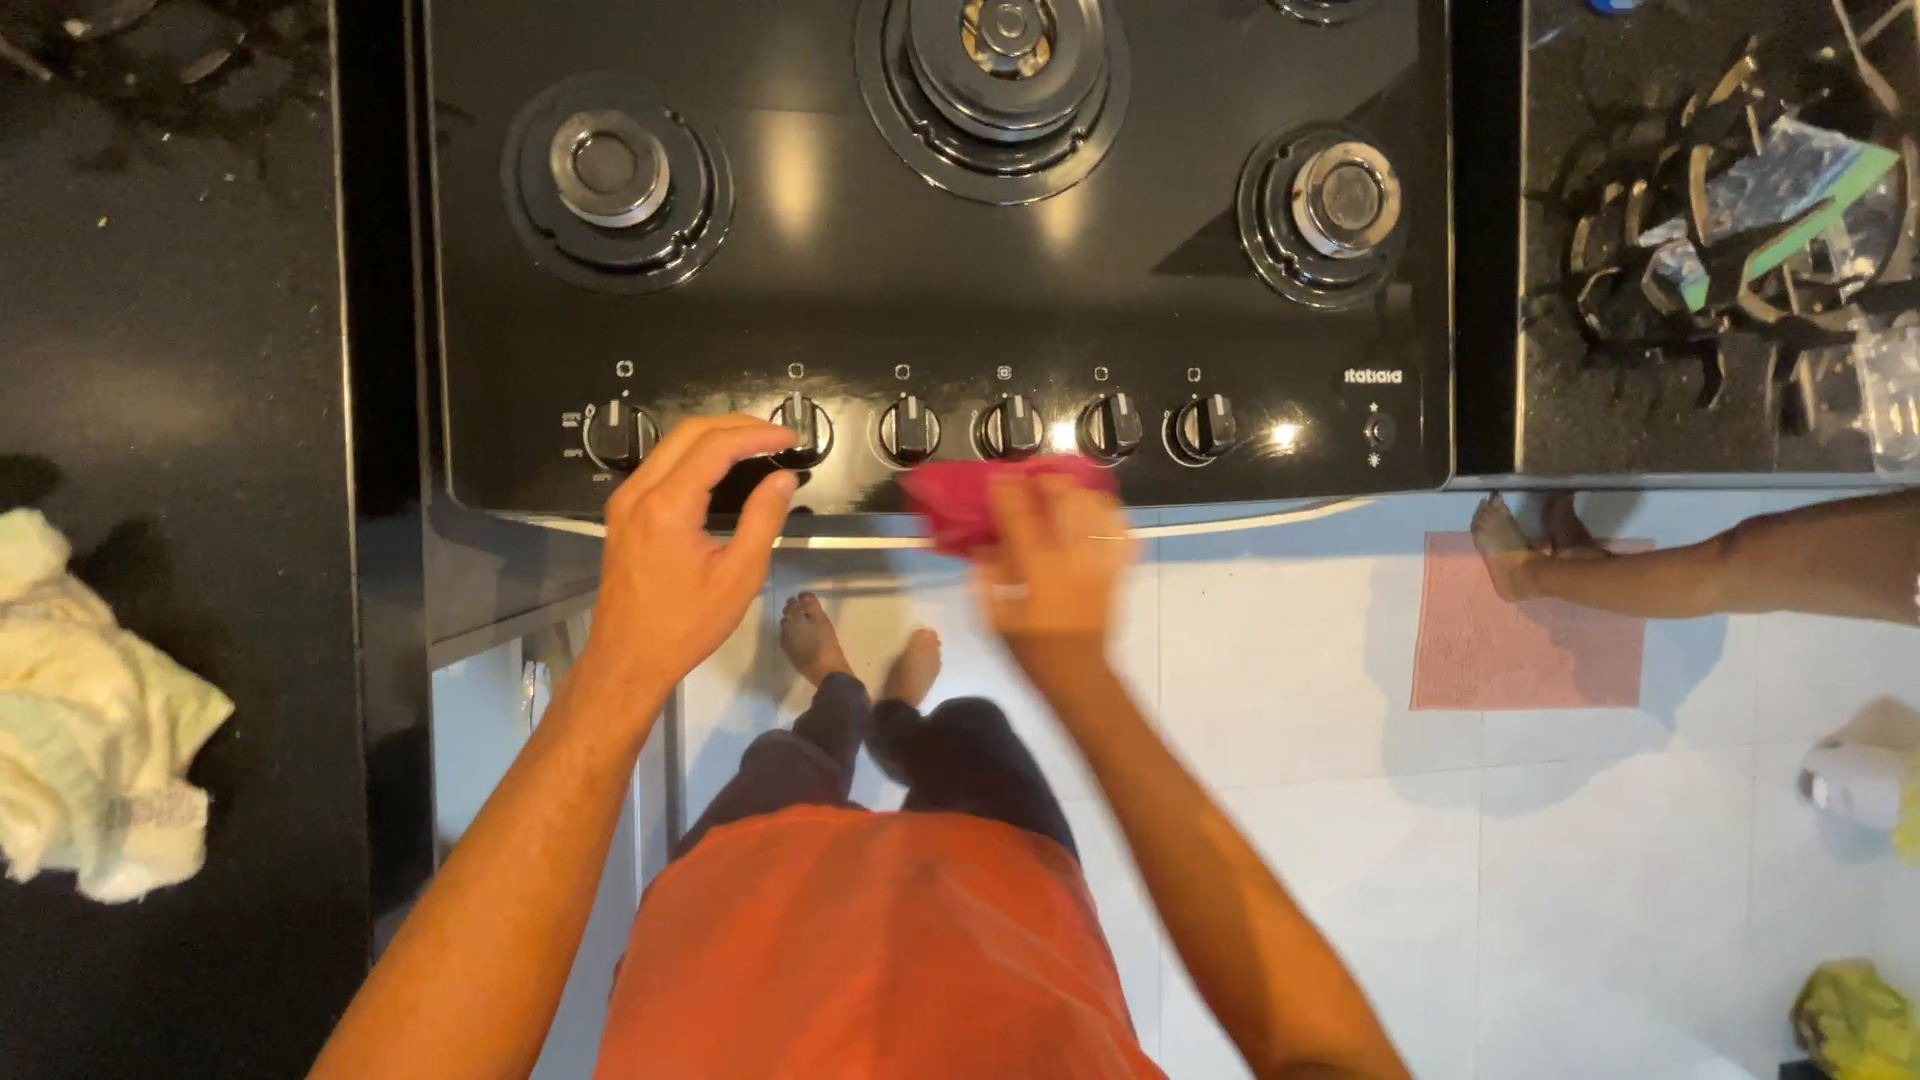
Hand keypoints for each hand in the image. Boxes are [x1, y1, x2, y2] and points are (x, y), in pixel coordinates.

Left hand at [580, 416, 798, 695]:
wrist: (628, 659)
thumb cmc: (687, 624)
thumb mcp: (739, 576)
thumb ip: (763, 519)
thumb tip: (784, 479)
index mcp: (667, 507)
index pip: (715, 447)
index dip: (757, 435)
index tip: (791, 438)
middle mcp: (638, 492)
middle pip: (689, 432)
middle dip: (736, 425)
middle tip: (776, 435)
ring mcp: (624, 501)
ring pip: (671, 444)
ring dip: (714, 436)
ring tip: (756, 444)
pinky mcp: (622, 512)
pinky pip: (660, 465)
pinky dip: (694, 454)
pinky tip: (721, 467)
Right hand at [972, 473, 1137, 674]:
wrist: (1080, 675)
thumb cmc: (1033, 651)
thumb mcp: (995, 620)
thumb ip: (985, 580)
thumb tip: (981, 548)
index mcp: (1039, 571)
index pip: (1021, 517)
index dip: (1007, 493)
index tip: (998, 478)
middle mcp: (1073, 559)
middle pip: (1066, 501)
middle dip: (1047, 481)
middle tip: (1032, 478)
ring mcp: (1101, 563)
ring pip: (1096, 509)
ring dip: (1077, 491)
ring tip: (1062, 488)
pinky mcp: (1118, 571)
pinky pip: (1121, 533)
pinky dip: (1110, 515)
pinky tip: (1095, 510)